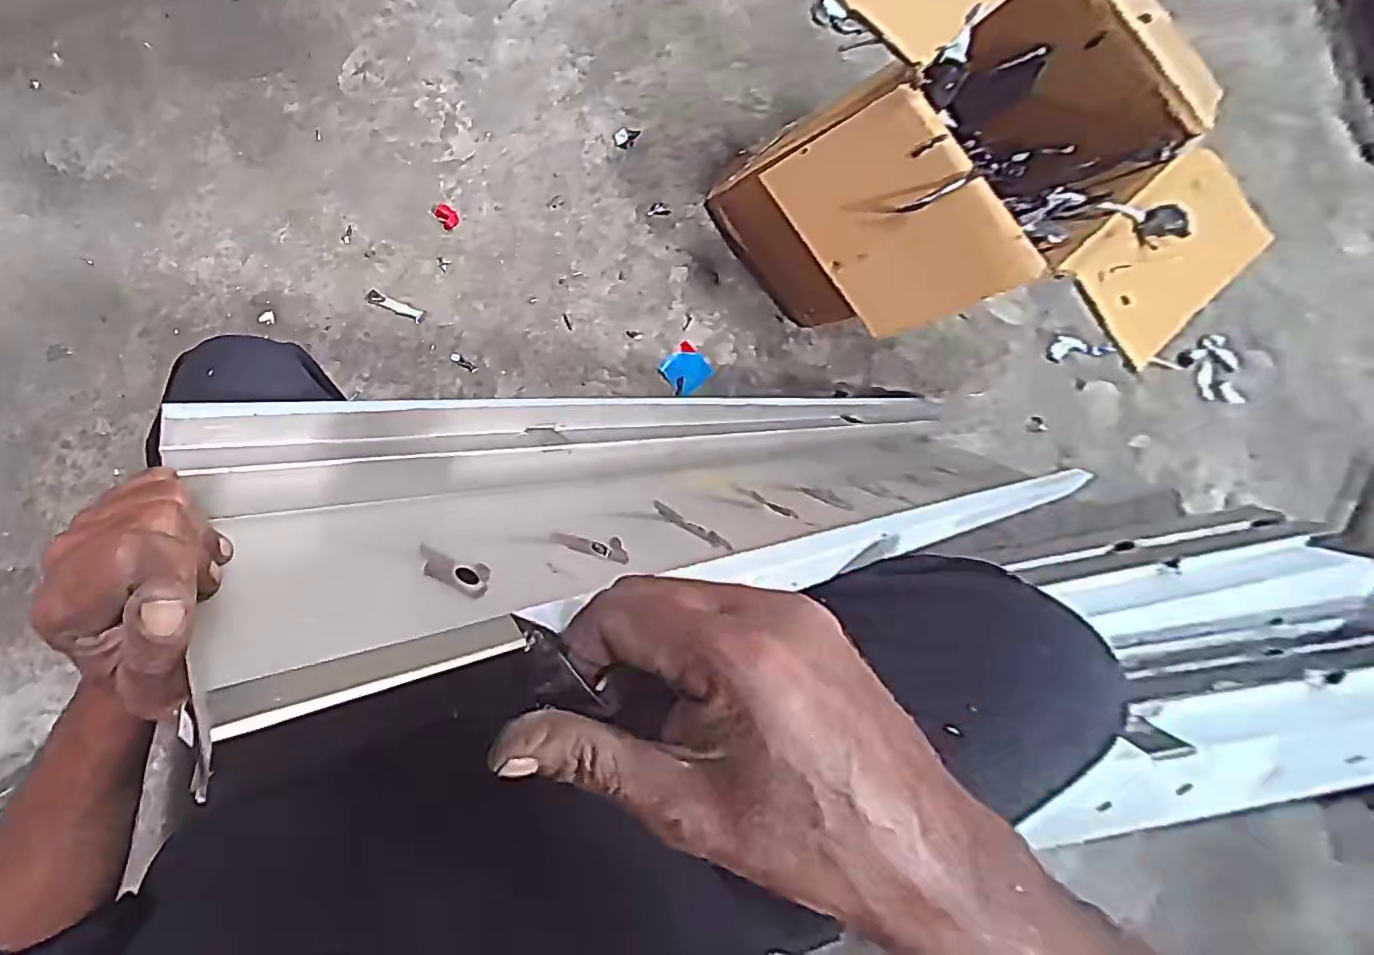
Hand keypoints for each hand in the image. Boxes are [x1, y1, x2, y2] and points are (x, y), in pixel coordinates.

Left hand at [30, 469, 231, 718]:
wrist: (129, 668)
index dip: (177, 572)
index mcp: (65, 604)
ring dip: (194, 535)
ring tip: (189, 572)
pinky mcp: (113, 505)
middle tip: (193, 591)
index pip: (129, 549)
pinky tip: (182, 544)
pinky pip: (159, 484)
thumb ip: (155, 649)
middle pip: (155, 516)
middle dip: (192, 554)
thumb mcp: (150, 685)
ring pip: (164, 496)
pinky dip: (185, 512)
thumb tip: (165, 610)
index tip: (191, 600)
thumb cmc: (137, 678)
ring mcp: (89, 526)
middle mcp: (68, 556)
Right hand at [489, 577, 1033, 949]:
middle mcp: (769, 614)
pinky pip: (717, 603)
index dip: (582, 651)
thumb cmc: (830, 842)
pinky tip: (701, 692)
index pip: (617, 610)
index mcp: (740, 650)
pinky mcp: (806, 621)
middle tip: (616, 703)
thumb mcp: (687, 807)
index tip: (584, 693)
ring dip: (648, 638)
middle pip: (643, 593)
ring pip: (677, 594)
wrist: (933, 862)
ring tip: (662, 705)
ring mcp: (793, 612)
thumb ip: (591, 759)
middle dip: (611, 642)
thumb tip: (522, 741)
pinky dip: (687, 635)